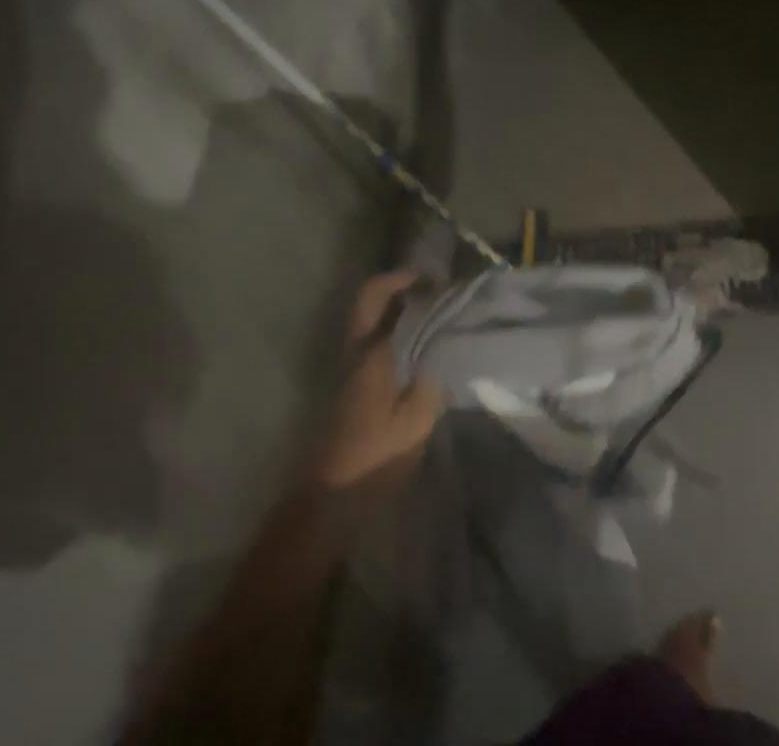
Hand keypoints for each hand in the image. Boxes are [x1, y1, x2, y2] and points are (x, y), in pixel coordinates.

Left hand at [313, 270, 443, 487]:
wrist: (330, 500)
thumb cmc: (375, 457)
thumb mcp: (416, 418)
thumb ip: (432, 375)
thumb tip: (448, 341)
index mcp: (369, 355)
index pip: (377, 298)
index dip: (403, 280)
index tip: (436, 279)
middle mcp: (353, 355)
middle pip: (368, 305)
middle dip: (400, 290)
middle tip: (438, 293)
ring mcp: (349, 372)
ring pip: (372, 325)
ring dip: (402, 313)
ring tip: (443, 320)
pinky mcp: (353, 390)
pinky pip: (377, 347)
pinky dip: (401, 337)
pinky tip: (430, 352)